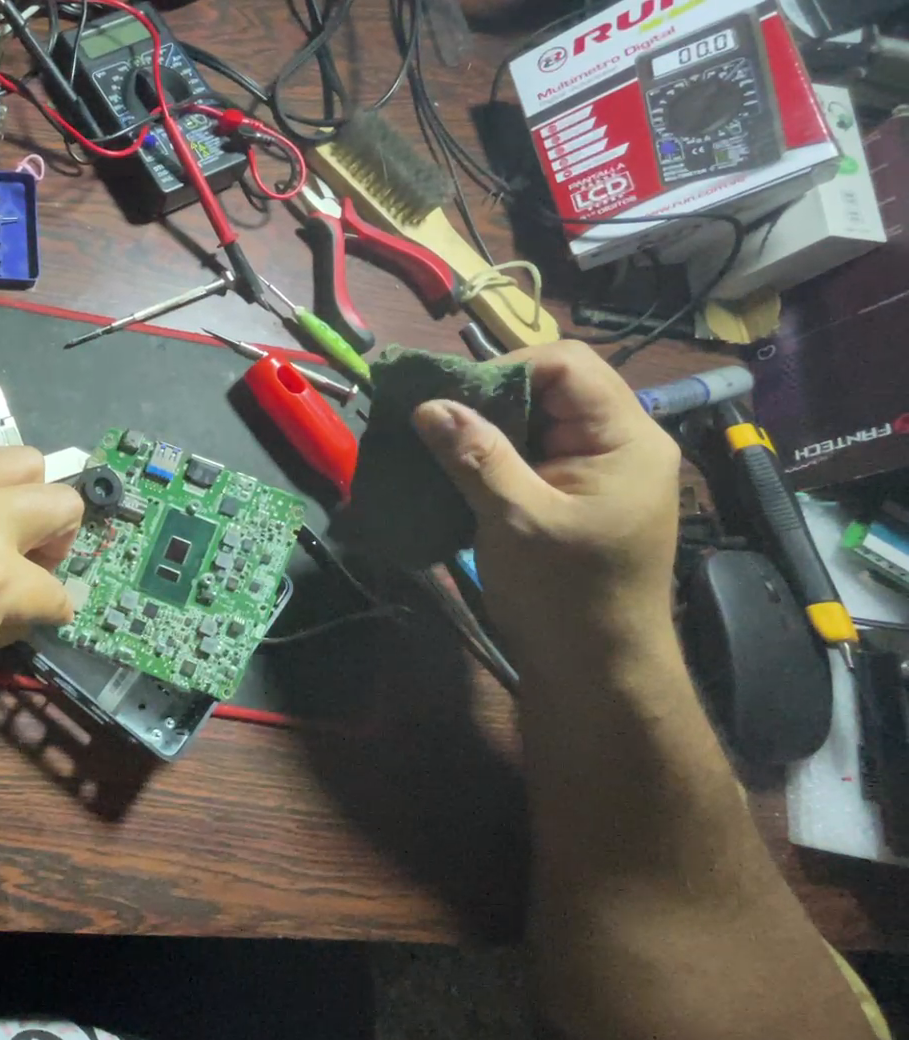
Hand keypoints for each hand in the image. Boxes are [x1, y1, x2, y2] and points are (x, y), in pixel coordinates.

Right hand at [411, 341, 681, 677]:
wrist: (592, 663)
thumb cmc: (566, 592)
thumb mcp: (516, 519)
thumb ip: (475, 456)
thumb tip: (427, 404)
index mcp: (624, 438)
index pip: (567, 366)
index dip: (504, 369)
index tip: (447, 400)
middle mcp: (612, 444)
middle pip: (547, 389)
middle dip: (483, 399)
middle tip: (427, 423)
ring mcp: (588, 471)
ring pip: (529, 423)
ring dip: (477, 430)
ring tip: (428, 445)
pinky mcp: (563, 495)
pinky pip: (521, 455)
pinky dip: (481, 457)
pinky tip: (446, 471)